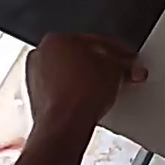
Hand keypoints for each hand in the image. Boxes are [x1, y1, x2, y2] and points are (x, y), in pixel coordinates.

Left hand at [24, 33, 145, 136]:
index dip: (118, 50)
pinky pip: (63, 89)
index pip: (96, 41)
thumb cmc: (80, 95)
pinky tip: (92, 100)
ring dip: (90, 79)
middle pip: (81, 56)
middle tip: (121, 73)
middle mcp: (41, 54)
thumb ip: (121, 61)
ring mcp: (36, 77)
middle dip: (102, 64)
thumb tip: (123, 65)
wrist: (65, 125)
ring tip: (109, 89)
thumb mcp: (115, 70)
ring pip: (70, 73)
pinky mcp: (38, 98)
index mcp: (57, 39)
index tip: (128, 58)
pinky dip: (77, 92)